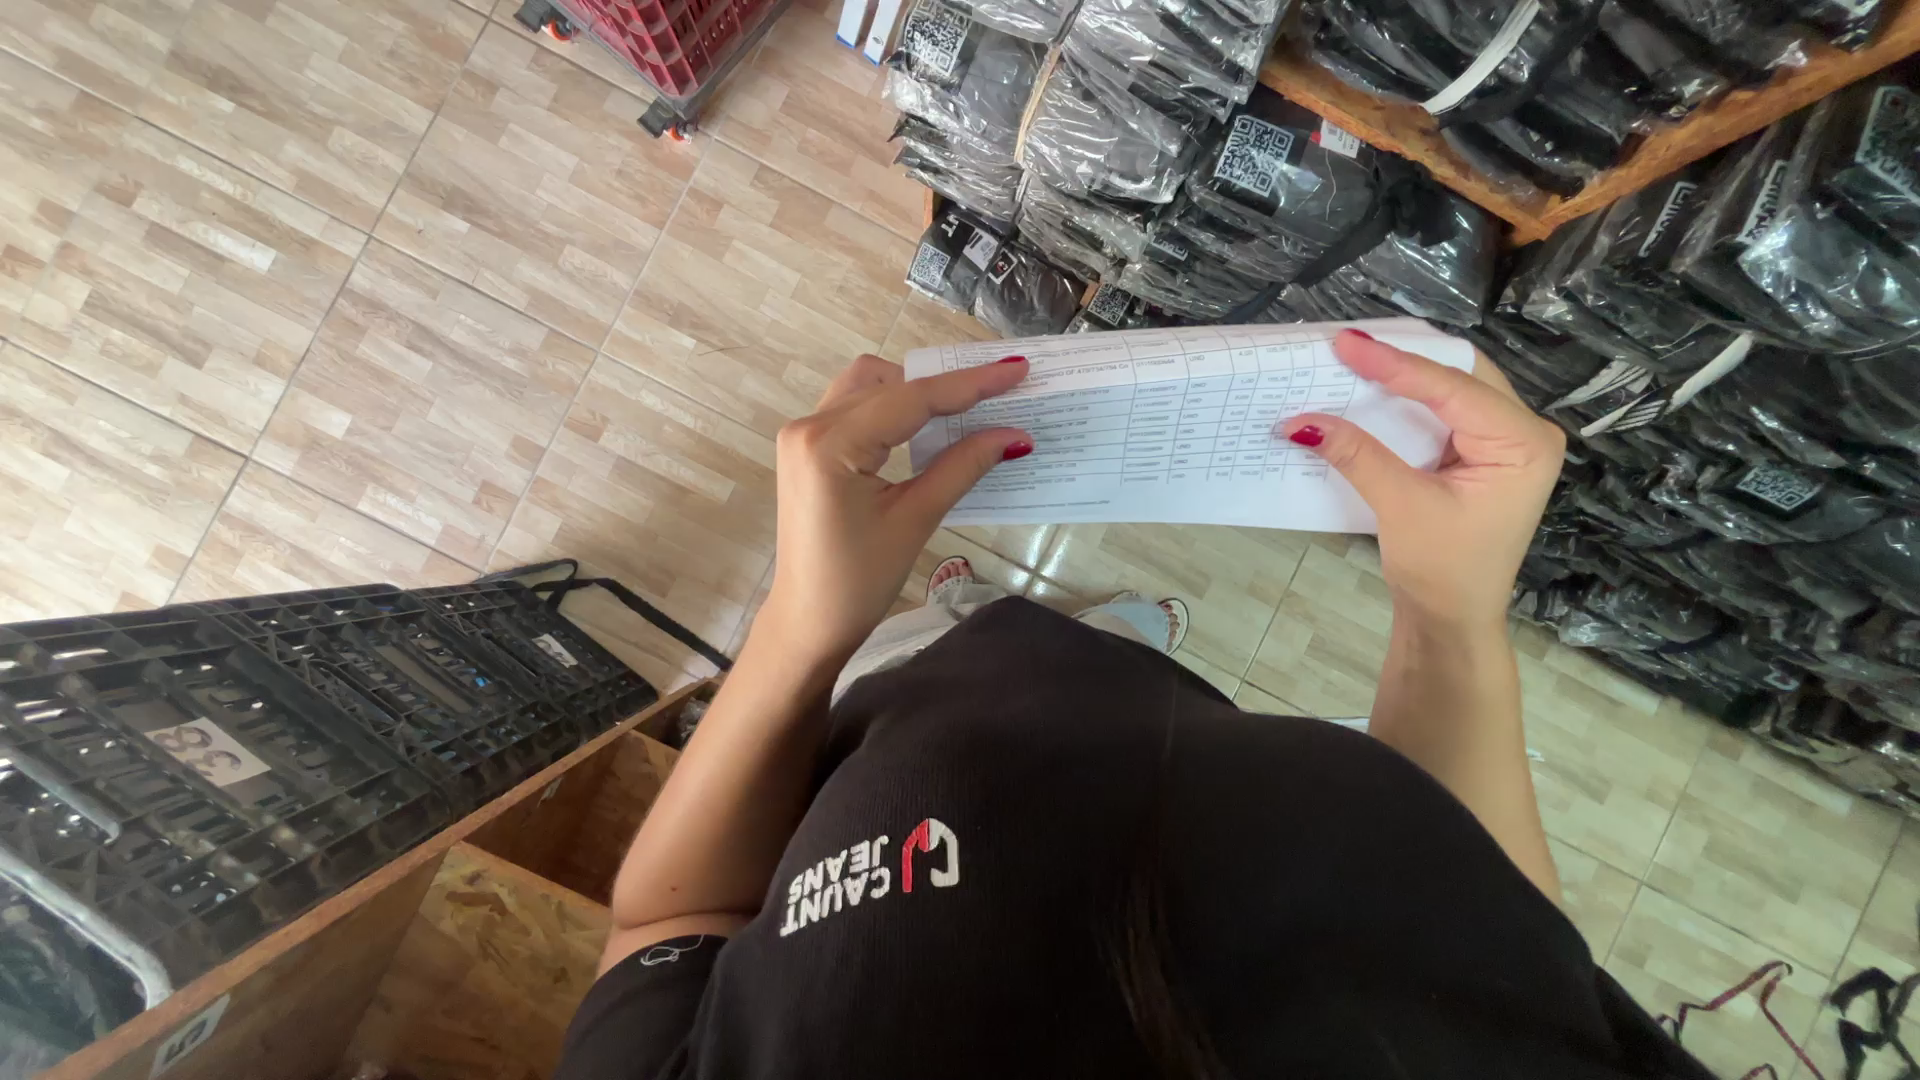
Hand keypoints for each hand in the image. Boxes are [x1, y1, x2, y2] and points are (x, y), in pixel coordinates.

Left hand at [758, 353, 1031, 669]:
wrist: (810, 620)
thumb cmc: (860, 581)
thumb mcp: (915, 519)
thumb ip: (963, 466)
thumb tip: (1015, 436)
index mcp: (831, 444)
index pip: (912, 398)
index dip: (969, 384)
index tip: (1015, 370)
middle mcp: (809, 426)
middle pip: (887, 381)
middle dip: (942, 384)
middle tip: (996, 391)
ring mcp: (802, 435)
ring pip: (868, 387)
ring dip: (914, 392)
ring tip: (963, 409)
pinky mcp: (807, 449)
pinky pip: (855, 409)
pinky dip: (891, 409)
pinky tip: (923, 427)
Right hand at [1280, 330, 1563, 631]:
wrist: (1452, 617)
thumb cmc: (1442, 568)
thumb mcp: (1400, 507)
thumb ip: (1357, 455)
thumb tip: (1300, 421)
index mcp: (1521, 443)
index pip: (1451, 387)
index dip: (1395, 363)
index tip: (1346, 342)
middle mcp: (1522, 432)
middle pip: (1460, 374)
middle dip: (1404, 357)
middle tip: (1349, 344)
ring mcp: (1503, 442)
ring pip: (1452, 388)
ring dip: (1405, 375)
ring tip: (1358, 358)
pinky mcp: (1478, 454)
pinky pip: (1442, 411)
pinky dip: (1406, 399)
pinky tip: (1374, 389)